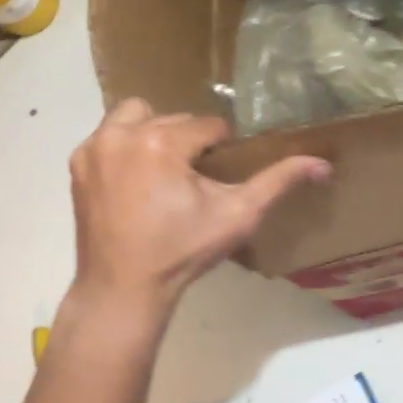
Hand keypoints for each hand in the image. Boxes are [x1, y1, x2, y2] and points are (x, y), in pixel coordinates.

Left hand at [68, 99, 329, 308]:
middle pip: (173, 118)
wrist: (124, 286)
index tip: (219, 179)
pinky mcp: (79, 164)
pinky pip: (109, 136)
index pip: (207, 126)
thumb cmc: (184, 251)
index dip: (221, 150)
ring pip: (136, 116)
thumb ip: (278, 182)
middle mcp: (122, 134)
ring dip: (155, 133)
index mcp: (161, 142)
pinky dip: (127, 148)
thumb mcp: (238, 216)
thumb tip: (323, 164)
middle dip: (189, 141)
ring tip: (167, 170)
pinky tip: (140, 180)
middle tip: (196, 180)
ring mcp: (94, 148)